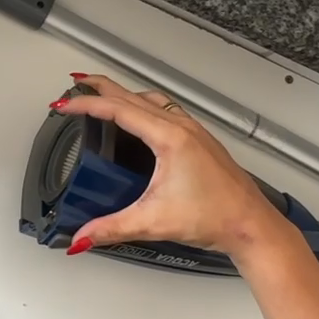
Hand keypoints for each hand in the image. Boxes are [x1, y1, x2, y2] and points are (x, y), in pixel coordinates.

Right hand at [64, 76, 297, 257]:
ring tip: (103, 94)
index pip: (118, 109)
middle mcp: (182, 127)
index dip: (86, 104)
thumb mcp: (154, 222)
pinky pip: (166, 109)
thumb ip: (111, 228)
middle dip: (100, 86)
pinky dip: (143, 103)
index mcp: (169, 137)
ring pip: (150, 99)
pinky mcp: (200, 139)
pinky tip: (139, 116)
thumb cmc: (218, 218)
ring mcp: (193, 131)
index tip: (65, 103)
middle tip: (76, 83)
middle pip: (132, 95)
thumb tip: (82, 236)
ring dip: (123, 92)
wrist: (253, 226)